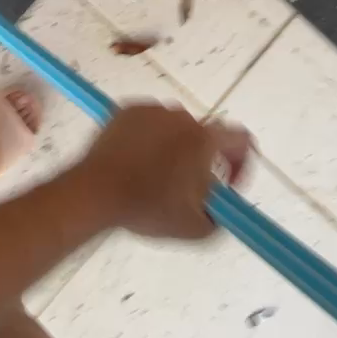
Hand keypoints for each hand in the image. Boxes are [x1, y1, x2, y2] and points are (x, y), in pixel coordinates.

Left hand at [70, 103, 253, 239]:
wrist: (95, 191)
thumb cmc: (147, 207)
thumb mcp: (196, 227)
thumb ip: (222, 216)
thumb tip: (223, 209)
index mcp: (203, 140)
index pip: (241, 139)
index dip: (241, 161)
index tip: (229, 182)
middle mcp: (180, 117)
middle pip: (204, 134)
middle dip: (202, 158)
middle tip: (187, 185)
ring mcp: (150, 110)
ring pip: (173, 127)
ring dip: (173, 146)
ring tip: (155, 174)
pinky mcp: (125, 110)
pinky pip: (148, 122)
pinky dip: (148, 137)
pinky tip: (136, 161)